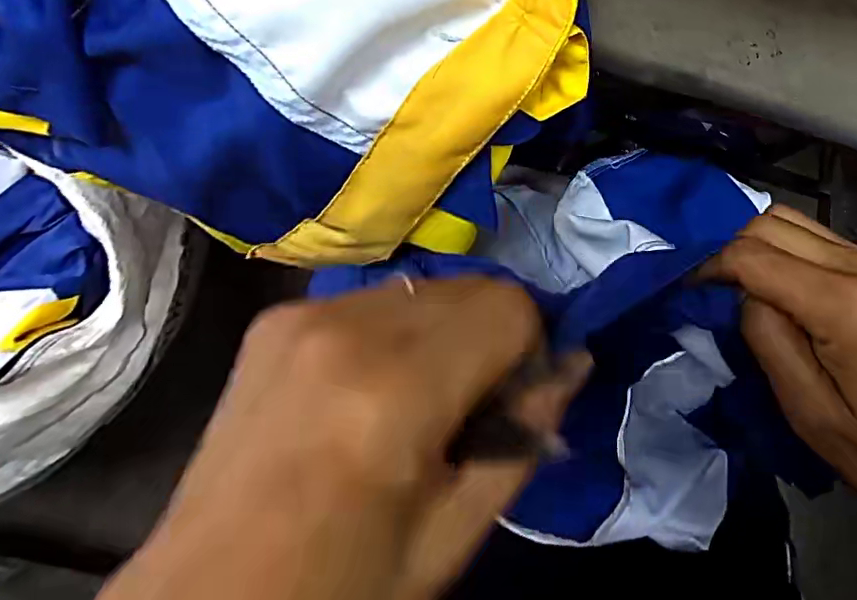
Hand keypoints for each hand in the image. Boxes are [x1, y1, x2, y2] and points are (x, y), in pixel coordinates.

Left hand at [100, 277, 590, 599]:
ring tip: (419, 395)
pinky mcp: (279, 320)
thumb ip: (530, 432)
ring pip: (436, 287)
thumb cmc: (339, 586)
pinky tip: (373, 383)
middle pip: (478, 288)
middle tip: (470, 403)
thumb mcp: (456, 530)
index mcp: (396, 389)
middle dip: (494, 335)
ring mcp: (307, 318)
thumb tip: (577, 359)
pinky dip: (403, 327)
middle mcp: (350, 331)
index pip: (514, 307)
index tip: (511, 401)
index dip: (530, 350)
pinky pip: (385, 297)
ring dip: (451, 328)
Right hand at [704, 206, 856, 598]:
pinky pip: (814, 237)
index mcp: (841, 302)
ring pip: (792, 221)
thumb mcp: (812, 413)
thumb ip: (768, 340)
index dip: (707, 263)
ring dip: (750, 237)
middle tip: (688, 275)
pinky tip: (759, 272)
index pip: (753, 254)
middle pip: (771, 222)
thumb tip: (738, 291)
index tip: (674, 284)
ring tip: (716, 273)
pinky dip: (778, 244)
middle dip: (723, 240)